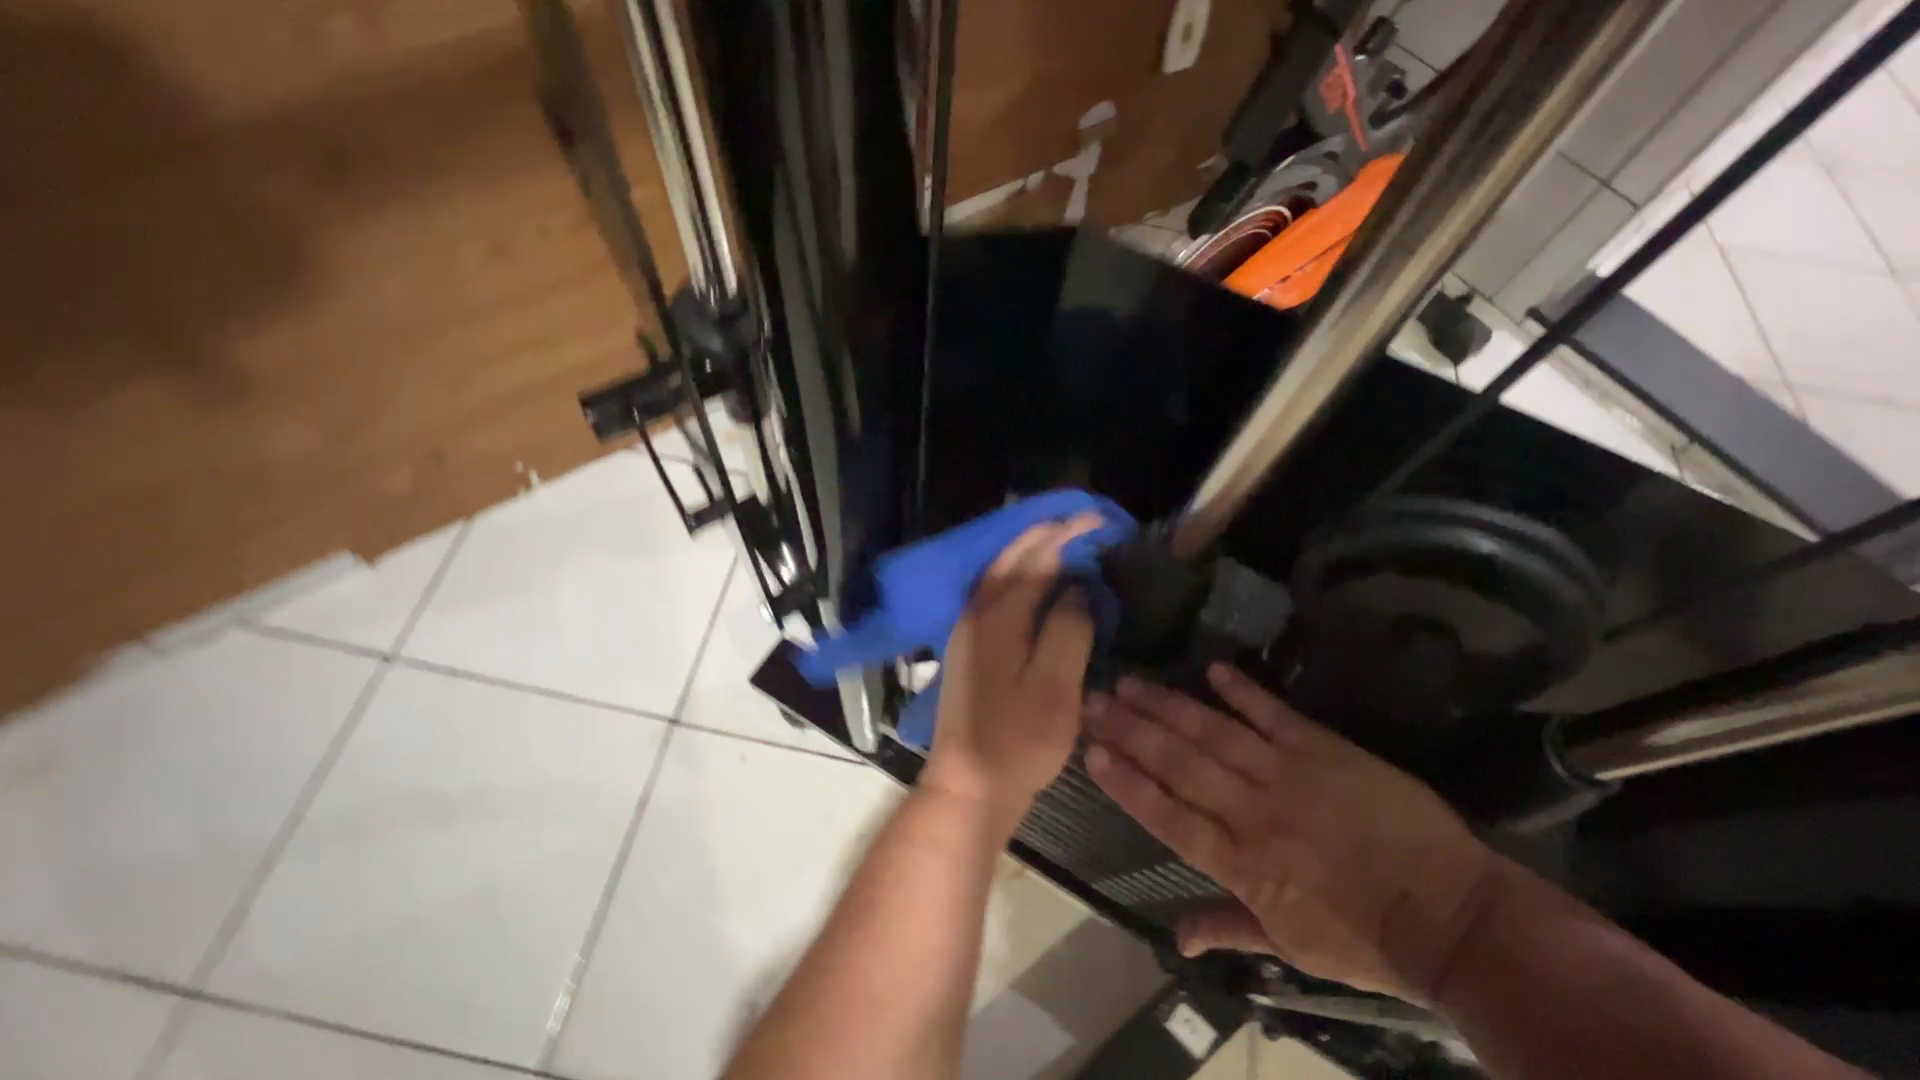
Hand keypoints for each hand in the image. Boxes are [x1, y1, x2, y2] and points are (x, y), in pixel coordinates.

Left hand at [921, 516, 1101, 828]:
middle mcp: (975, 613)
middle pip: (1010, 557)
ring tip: (1068, 542)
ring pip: (999, 573)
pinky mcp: (969, 649)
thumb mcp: (1055, 687)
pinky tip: (1039, 585)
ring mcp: (967, 631)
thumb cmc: (1017, 740)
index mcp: (997, 617)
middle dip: (1047, 532)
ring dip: (1031, 551)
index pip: (1036, 557)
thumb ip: (1068, 630)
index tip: (1102, 520)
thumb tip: (1077, 588)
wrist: (968, 786)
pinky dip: (1019, 576)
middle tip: (1086, 523)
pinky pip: (995, 594)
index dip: (1069, 534)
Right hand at [1082, 664, 1506, 1003]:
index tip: (1091, 752)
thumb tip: (1174, 937)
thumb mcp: (1289, 946)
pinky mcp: (1325, 749)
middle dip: (1130, 730)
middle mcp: (1251, 811)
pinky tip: (1212, 668)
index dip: (1127, 782)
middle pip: (1178, 763)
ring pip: (1214, 733)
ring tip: (1131, 681)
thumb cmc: (1365, 940)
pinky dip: (1243, 691)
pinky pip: (1274, 714)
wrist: (1448, 915)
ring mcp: (1288, 775)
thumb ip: (1227, 927)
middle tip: (1092, 699)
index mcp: (1239, 863)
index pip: (1167, 814)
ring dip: (1168, 705)